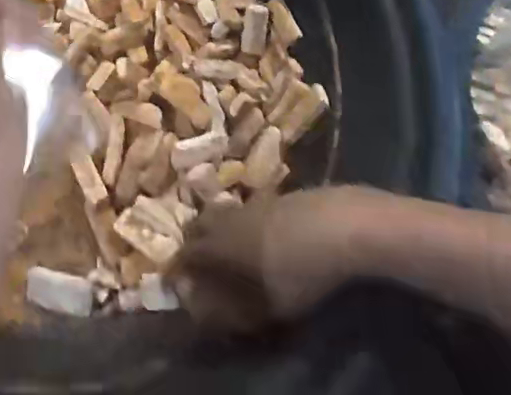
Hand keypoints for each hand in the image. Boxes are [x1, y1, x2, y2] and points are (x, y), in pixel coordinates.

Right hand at [172, 186, 403, 332]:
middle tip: (198, 262)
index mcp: (217, 243)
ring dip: (216, 229)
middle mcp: (226, 218)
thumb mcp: (267, 305)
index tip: (175, 281)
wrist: (336, 224)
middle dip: (193, 242)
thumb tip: (202, 312)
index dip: (177, 268)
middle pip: (198, 225)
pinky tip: (257, 237)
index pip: (186, 253)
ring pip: (220, 213)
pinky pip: (242, 210)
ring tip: (226, 249)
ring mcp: (250, 204)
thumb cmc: (298, 270)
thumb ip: (232, 311)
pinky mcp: (273, 198)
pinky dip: (239, 224)